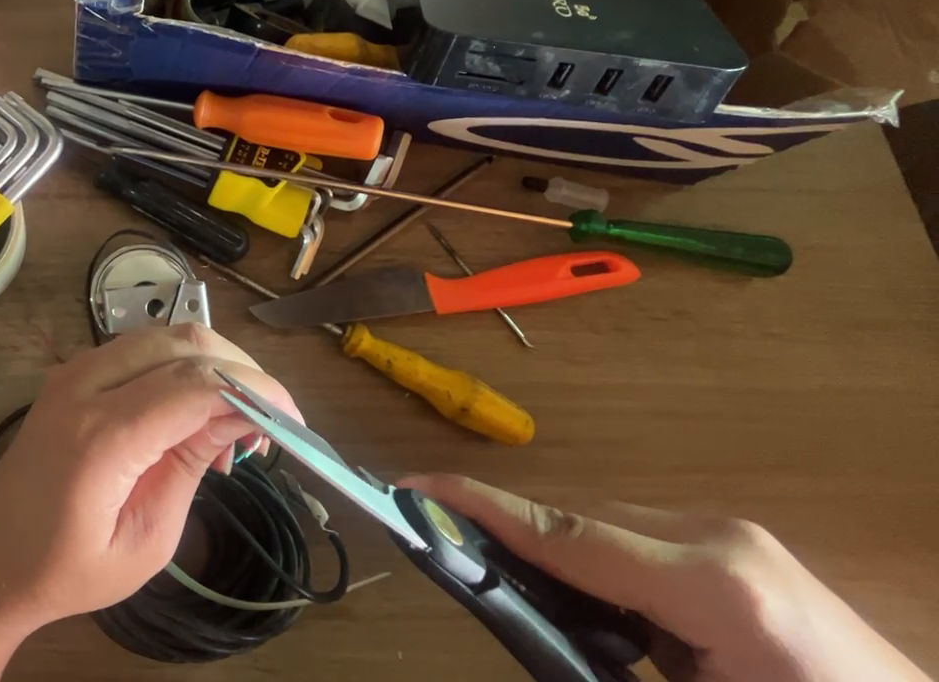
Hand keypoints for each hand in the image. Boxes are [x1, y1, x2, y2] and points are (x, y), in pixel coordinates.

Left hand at [0, 325, 297, 638]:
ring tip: (232, 423)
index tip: (293, 422)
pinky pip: (138, 348)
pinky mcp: (71, 372)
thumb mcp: (147, 538)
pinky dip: (179, 366)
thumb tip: (240, 417)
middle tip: (268, 421)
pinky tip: (193, 412)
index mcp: (101, 436)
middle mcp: (83, 385)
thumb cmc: (67, 566)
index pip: (194, 384)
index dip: (255, 392)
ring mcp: (72, 371)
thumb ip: (189, 466)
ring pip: (161, 335)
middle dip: (240, 369)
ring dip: (210, 364)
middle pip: (181, 341)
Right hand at [402, 475, 931, 681]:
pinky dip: (599, 572)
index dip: (479, 509)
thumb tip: (514, 623)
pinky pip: (634, 544)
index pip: (565, 536)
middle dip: (512, 542)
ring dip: (557, 562)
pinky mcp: (737, 549)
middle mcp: (719, 540)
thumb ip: (590, 662)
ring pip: (599, 530)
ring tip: (532, 604)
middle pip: (575, 525)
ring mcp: (732, 538)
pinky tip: (602, 617)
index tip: (411, 485)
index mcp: (716, 585)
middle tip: (454, 561)